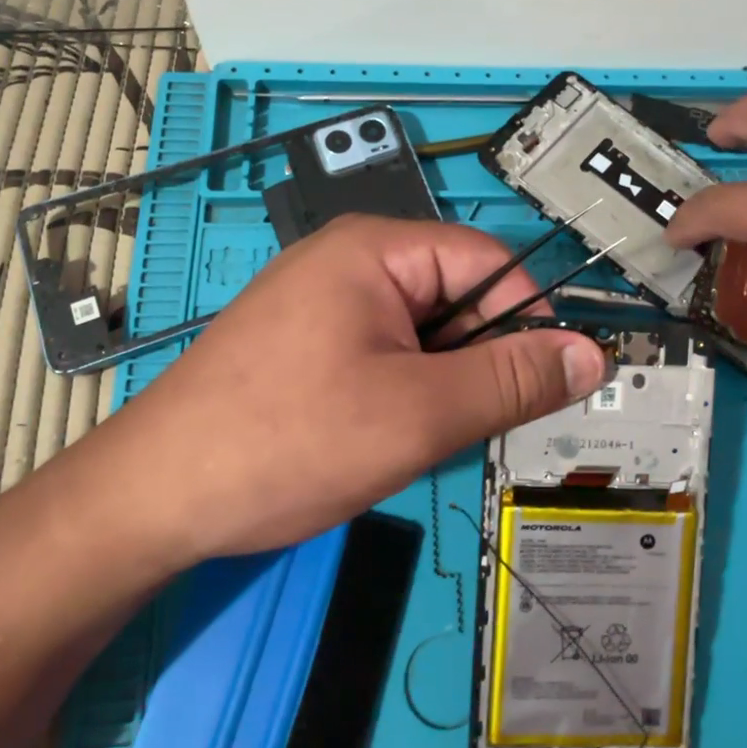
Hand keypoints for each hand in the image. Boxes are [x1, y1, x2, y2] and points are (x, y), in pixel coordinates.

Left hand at [109, 215, 612, 561]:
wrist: (155, 498)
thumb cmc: (288, 441)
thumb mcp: (418, 414)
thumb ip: (511, 381)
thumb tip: (591, 354)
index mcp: (375, 250)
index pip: (488, 261)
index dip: (528, 318)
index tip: (544, 384)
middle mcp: (348, 261)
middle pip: (455, 295)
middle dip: (477, 360)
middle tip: (469, 424)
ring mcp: (320, 302)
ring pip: (422, 332)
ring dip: (440, 383)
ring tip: (416, 437)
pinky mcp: (304, 342)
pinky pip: (383, 352)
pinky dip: (402, 392)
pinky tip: (381, 437)